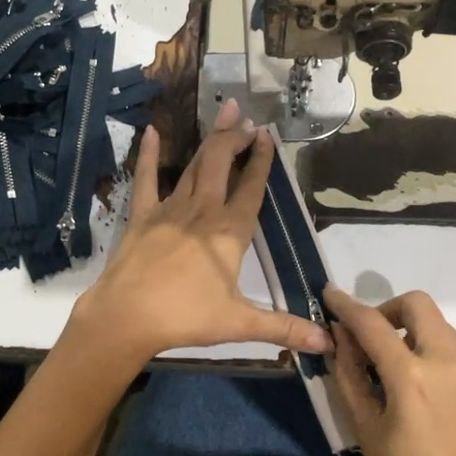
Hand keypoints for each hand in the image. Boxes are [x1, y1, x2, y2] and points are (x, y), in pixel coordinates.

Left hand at [71, 100, 332, 363]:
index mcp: (229, 233)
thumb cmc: (186, 318)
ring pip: (192, 166)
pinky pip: (145, 179)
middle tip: (246, 118)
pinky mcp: (141, 216)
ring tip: (222, 112)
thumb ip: (284, 328)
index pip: (251, 189)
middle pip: (220, 164)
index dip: (261, 161)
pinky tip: (150, 132)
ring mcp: (169, 210)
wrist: (127, 316)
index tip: (268, 137)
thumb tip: (327, 342)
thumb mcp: (240, 324)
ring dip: (209, 140)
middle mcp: (201, 212)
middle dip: (235, 137)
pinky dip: (147, 155)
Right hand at [323, 286, 455, 455]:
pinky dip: (432, 355)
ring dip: (411, 333)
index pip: (372, 324)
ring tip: (393, 369)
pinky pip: (455, 353)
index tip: (329, 294)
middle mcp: (448, 363)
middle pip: (418, 305)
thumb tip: (340, 340)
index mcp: (412, 377)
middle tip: (370, 339)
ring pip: (439, 328)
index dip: (346, 306)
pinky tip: (422, 393)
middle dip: (388, 310)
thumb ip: (351, 378)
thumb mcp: (368, 432)